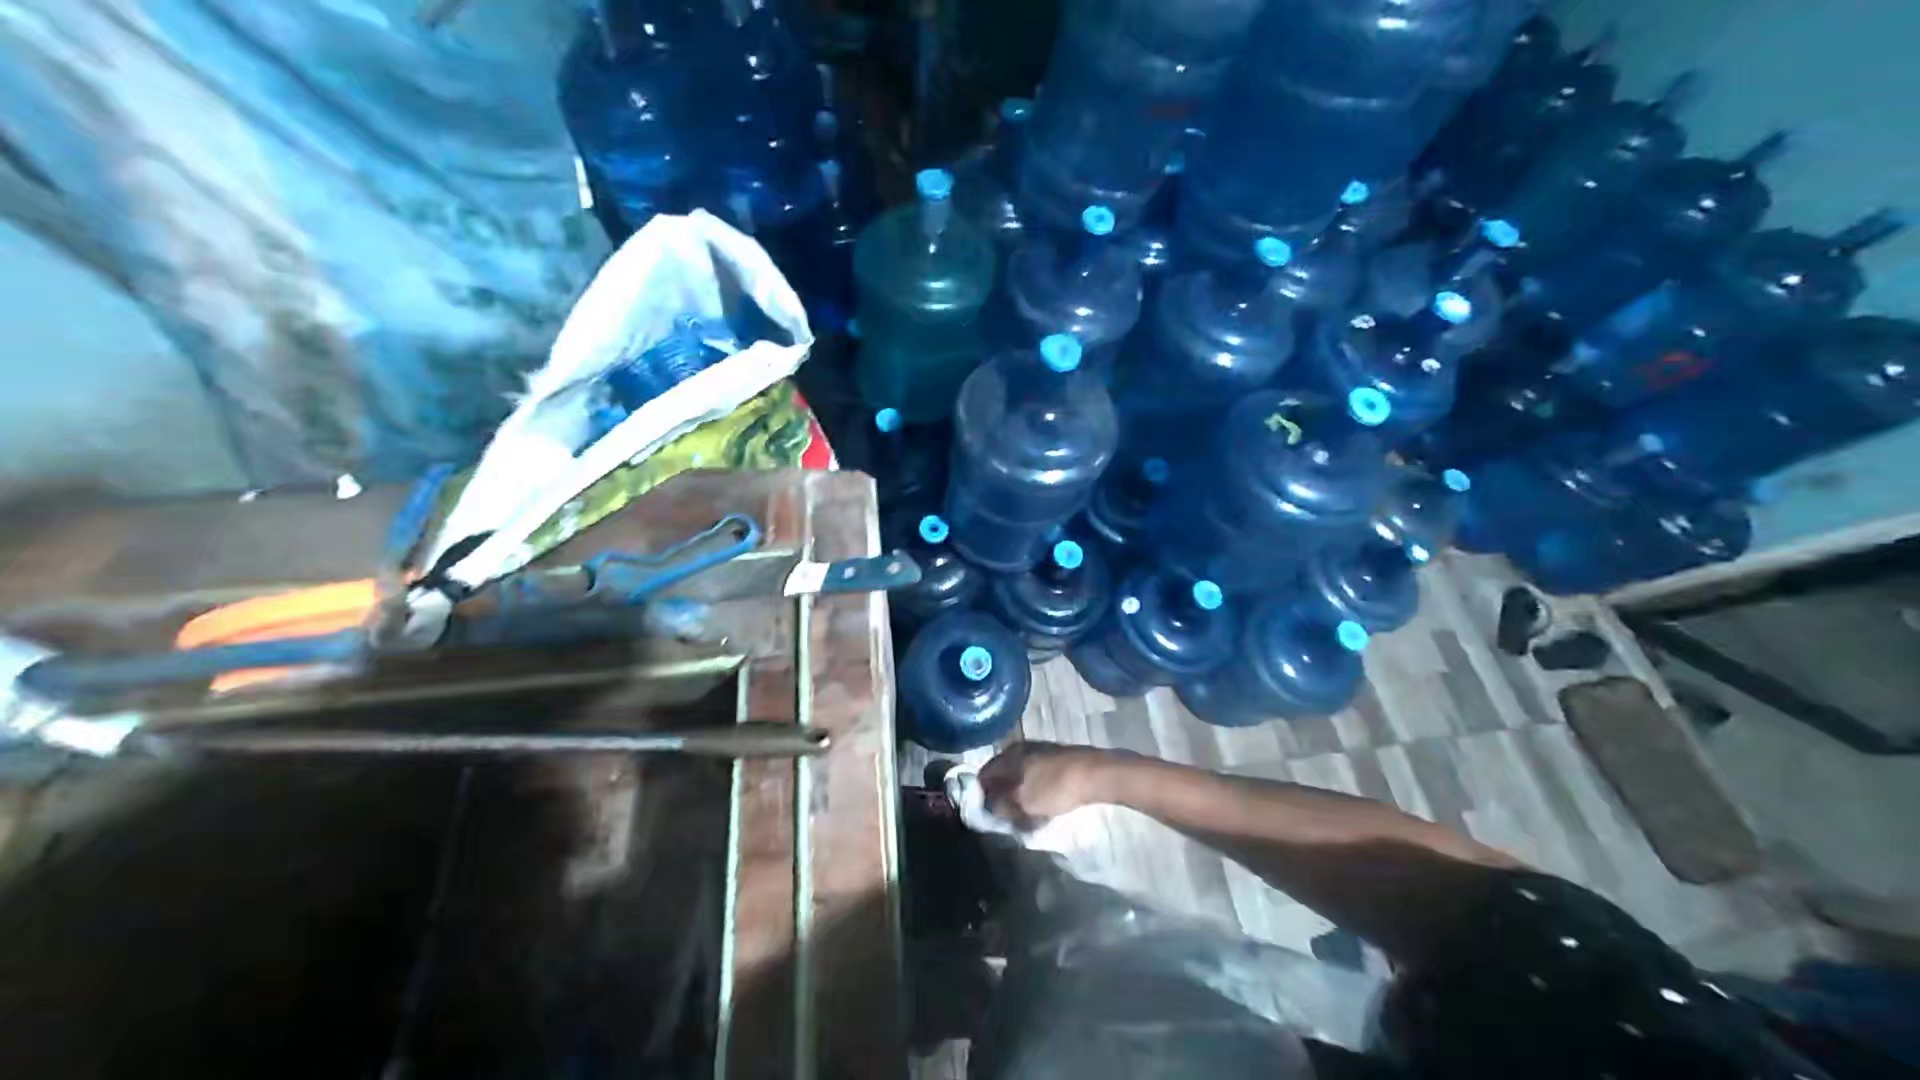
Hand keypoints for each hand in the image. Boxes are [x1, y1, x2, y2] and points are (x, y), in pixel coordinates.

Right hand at [977, 742, 1122, 829]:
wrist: (1095, 774)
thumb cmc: (1053, 788)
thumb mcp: (1021, 802)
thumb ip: (999, 805)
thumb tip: (988, 806)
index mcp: (1007, 755)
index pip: (983, 775)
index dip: (981, 796)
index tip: (986, 815)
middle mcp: (1019, 748)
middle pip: (1002, 776)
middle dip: (1002, 797)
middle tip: (1006, 818)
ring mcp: (1039, 751)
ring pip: (1020, 777)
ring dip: (1020, 795)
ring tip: (1026, 816)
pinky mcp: (1056, 759)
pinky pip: (1037, 778)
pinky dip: (1036, 792)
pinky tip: (1043, 806)